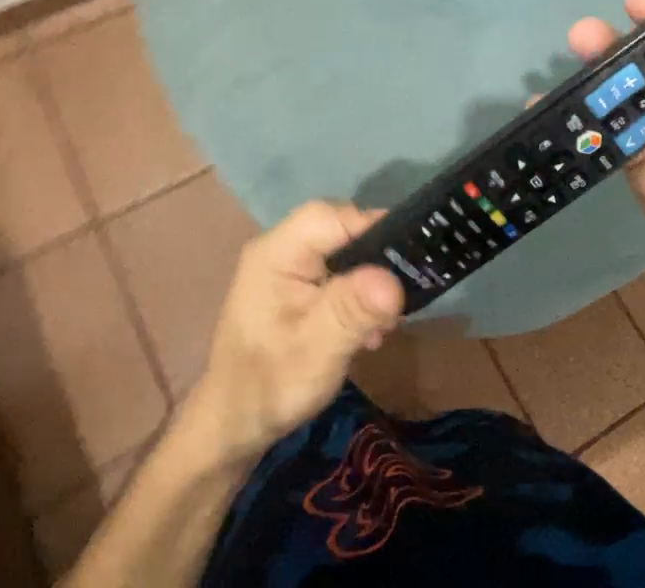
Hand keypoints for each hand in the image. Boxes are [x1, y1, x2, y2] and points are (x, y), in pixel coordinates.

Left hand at [190, 201, 403, 459]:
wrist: (234, 426)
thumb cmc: (270, 387)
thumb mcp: (317, 352)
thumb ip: (352, 311)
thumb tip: (391, 279)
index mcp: (276, 254)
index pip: (332, 217)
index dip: (373, 228)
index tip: (409, 259)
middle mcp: (279, 250)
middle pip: (340, 230)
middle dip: (375, 259)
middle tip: (399, 300)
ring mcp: (286, 269)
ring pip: (342, 253)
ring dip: (369, 282)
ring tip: (383, 324)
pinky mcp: (295, 289)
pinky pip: (336, 274)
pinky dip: (358, 296)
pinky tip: (368, 330)